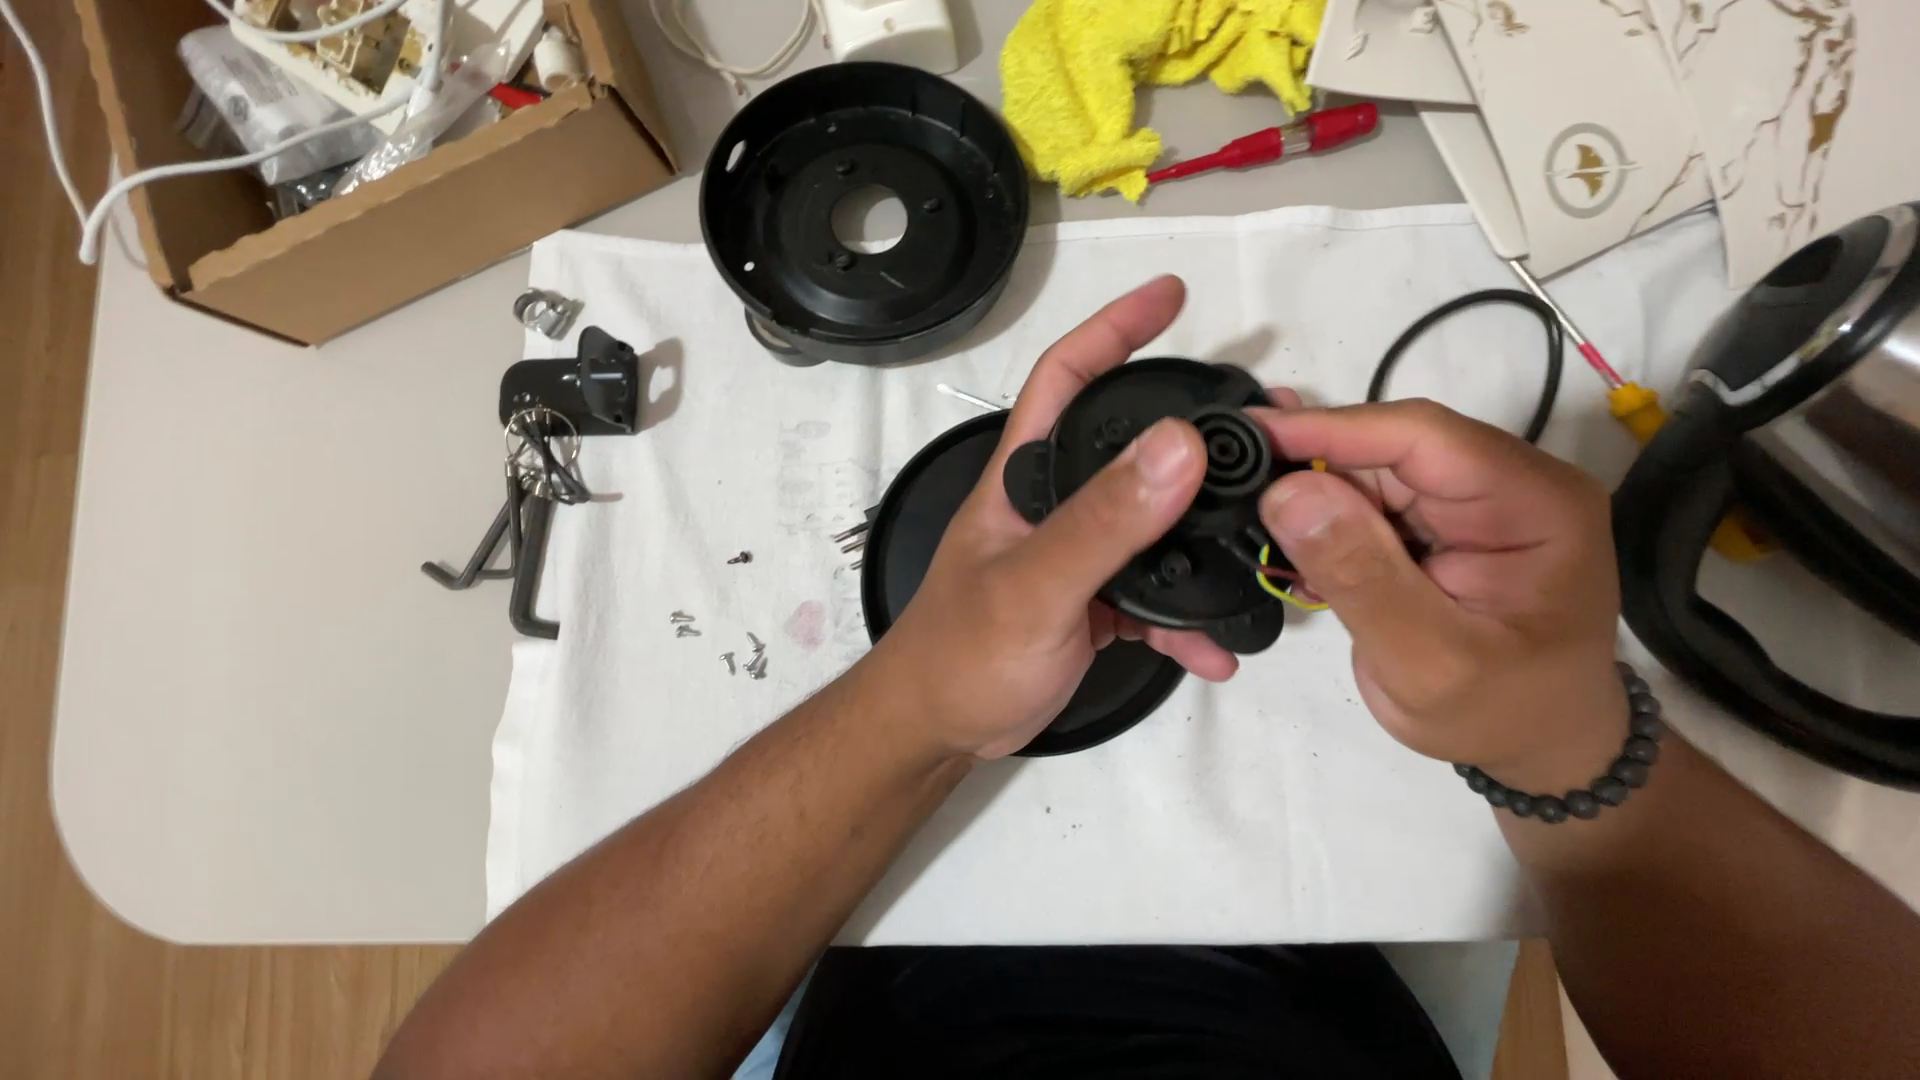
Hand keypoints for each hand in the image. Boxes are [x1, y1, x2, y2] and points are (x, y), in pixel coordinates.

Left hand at [867, 276, 1245, 759]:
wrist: (942, 731)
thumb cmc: (962, 654)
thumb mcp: (1033, 586)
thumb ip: (1101, 522)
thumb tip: (1180, 444)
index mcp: (1024, 478)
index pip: (1066, 378)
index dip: (1113, 328)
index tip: (1171, 295)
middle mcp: (1054, 506)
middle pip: (1131, 448)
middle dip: (1194, 436)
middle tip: (1263, 432)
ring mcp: (1077, 556)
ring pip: (1153, 526)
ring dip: (1205, 537)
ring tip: (1264, 540)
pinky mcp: (1093, 605)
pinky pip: (1152, 596)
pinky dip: (1185, 618)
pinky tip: (1216, 647)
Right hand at [1252, 400, 1626, 788]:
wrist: (1534, 748)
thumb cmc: (1497, 714)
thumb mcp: (1425, 659)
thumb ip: (1360, 574)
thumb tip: (1286, 492)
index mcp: (1531, 502)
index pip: (1421, 436)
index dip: (1328, 428)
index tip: (1246, 433)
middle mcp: (1504, 484)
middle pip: (1388, 446)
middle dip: (1307, 461)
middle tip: (1226, 478)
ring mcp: (1469, 502)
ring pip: (1368, 470)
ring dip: (1307, 495)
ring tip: (1245, 513)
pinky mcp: (1437, 524)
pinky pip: (1366, 501)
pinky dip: (1320, 520)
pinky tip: (1287, 546)